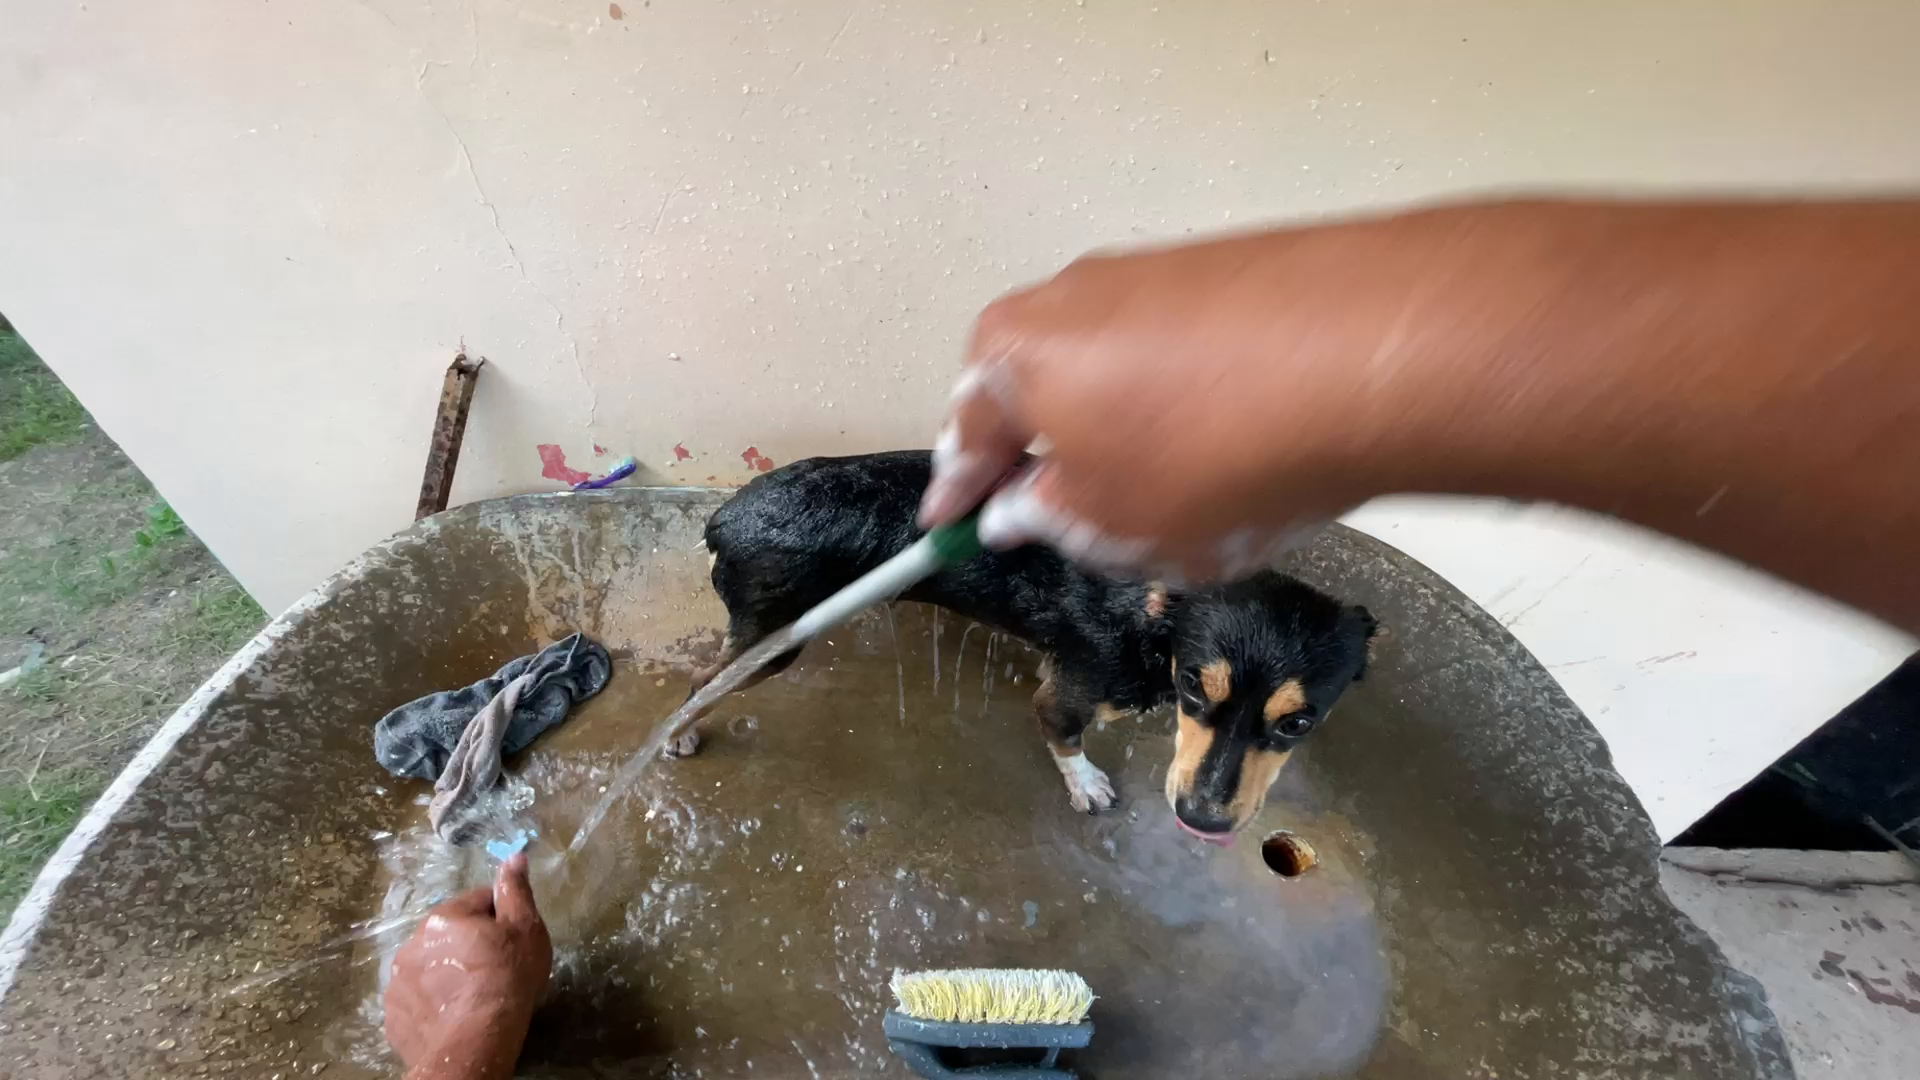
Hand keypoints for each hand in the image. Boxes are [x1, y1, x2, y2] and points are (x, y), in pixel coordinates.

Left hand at [384, 854, 551, 1079]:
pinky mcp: (393, 1017)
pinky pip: (420, 995)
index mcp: (444, 917)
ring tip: (477, 990)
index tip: (514, 937)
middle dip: (474, 941)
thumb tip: (514, 857)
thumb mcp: (524, 926)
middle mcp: (412, 944)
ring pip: (434, 963)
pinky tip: (458, 1009)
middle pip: (454, 931)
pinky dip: (437, 997)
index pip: (480, 899)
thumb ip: (515, 890)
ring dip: (452, 968)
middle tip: (499, 962)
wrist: (475, 1043)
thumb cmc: (506, 976)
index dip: (503, 915)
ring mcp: (397, 983)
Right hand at [918, 210, 1489, 581]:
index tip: (944, 530)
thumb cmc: (1202, 461)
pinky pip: (1161, 350)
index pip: (965, 439)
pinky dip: (1163, 399)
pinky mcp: (1217, 269)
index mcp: (1012, 356)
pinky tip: (1206, 436)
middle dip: (1029, 454)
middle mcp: (1064, 298)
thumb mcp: (1107, 524)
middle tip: (1040, 506)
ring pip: (1096, 369)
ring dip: (1101, 427)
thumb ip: (1044, 519)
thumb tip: (1013, 509)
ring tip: (1140, 482)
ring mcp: (1144, 273)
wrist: (1370, 354)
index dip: (956, 495)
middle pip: (1027, 391)